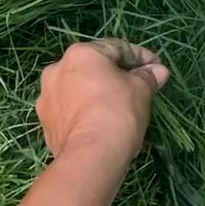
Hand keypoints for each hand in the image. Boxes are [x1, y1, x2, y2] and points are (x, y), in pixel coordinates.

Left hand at [35, 39, 168, 165]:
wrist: (90, 157)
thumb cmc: (117, 113)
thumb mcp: (140, 91)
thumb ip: (148, 77)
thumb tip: (159, 71)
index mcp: (80, 54)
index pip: (116, 48)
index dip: (141, 57)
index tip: (156, 68)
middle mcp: (57, 69)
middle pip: (94, 67)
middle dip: (117, 75)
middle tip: (139, 86)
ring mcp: (47, 96)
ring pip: (79, 88)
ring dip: (98, 92)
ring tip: (119, 106)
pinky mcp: (45, 122)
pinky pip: (70, 109)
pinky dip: (85, 111)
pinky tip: (100, 121)